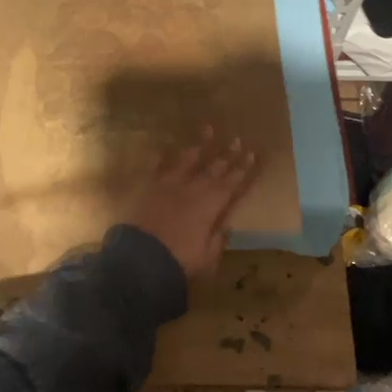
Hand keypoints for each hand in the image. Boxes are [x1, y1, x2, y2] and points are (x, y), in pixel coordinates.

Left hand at [126, 128, 257, 278]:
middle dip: (227, 154)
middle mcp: (193, 189)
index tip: (251, 154)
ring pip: (188, 160)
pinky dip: (161, 157)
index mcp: (210, 206)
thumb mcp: (206, 257)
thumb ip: (217, 239)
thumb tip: (226, 225)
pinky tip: (164, 147)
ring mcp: (170, 185)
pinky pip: (158, 167)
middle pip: (213, 168)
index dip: (242, 169)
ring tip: (208, 129)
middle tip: (237, 139)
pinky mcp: (150, 187)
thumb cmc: (179, 262)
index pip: (231, 184)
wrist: (141, 259)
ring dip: (199, 145)